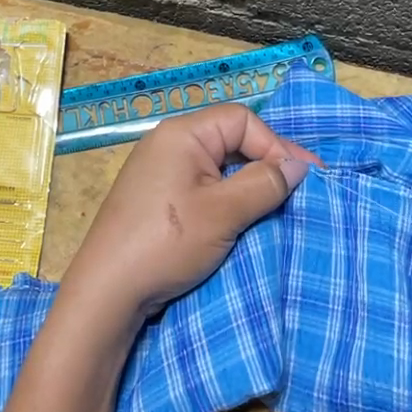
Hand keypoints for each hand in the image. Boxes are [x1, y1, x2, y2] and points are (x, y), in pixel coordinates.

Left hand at [58, 103, 318, 322]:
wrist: (107, 291)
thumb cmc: (166, 242)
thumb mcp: (223, 212)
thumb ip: (264, 183)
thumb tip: (300, 166)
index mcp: (182, 134)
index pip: (242, 120)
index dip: (276, 145)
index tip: (304, 179)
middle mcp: (168, 144)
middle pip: (230, 139)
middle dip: (266, 164)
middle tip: (299, 193)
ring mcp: (159, 172)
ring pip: (218, 167)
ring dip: (248, 185)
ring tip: (276, 210)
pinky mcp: (157, 200)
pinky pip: (202, 188)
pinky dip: (227, 201)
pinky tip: (243, 222)